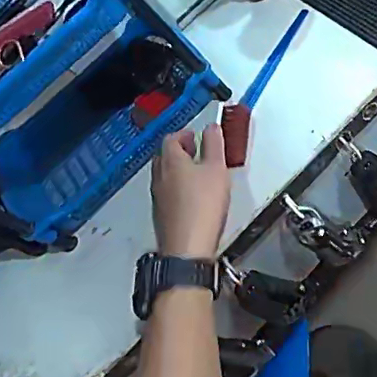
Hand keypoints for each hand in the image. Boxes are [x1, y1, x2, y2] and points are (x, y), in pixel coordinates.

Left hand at [151, 126, 230, 259]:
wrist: (188, 247)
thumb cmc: (203, 206)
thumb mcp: (217, 169)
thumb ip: (214, 145)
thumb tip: (211, 129)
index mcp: (171, 161)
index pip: (171, 139)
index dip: (185, 134)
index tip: (197, 136)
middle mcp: (159, 177)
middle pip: (165, 156)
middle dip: (180, 151)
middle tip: (197, 151)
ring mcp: (158, 197)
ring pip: (165, 175)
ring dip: (178, 169)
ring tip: (198, 173)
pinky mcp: (162, 214)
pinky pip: (167, 192)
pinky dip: (178, 187)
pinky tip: (194, 196)